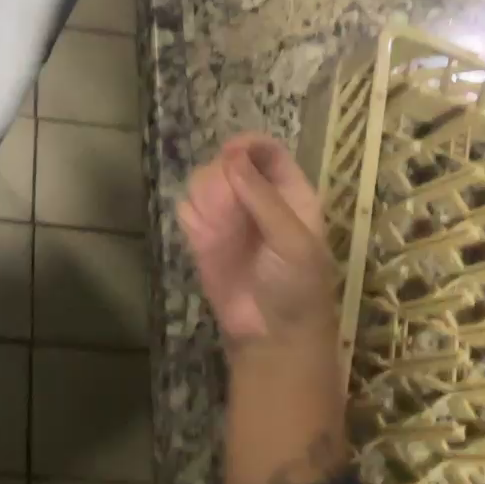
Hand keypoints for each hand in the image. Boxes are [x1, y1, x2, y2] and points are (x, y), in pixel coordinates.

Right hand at [181, 136, 349, 483]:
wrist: (271, 336)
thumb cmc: (297, 288)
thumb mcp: (293, 242)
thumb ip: (264, 199)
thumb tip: (233, 158)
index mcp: (291, 195)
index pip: (268, 153)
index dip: (249, 146)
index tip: (231, 154)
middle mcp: (257, 200)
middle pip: (229, 163)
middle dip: (221, 175)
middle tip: (223, 201)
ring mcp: (228, 218)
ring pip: (203, 182)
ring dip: (203, 195)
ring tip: (214, 225)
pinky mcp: (202, 237)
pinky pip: (187, 209)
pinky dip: (190, 216)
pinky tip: (202, 237)